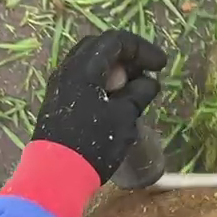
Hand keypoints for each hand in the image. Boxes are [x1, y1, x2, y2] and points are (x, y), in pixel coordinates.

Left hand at [33, 30, 167, 180]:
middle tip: (146, 70)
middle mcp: (68, 69)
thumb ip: (139, 93)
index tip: (160, 65)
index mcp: (84, 68)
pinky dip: (102, 80)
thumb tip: (148, 82)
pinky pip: (83, 77)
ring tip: (133, 86)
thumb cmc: (93, 143)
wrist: (56, 175)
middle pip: (100, 46)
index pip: (116, 41)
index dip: (142, 48)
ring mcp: (60, 84)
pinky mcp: (57, 100)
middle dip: (127, 55)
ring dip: (114, 68)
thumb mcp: (124, 117)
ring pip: (90, 61)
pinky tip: (115, 98)